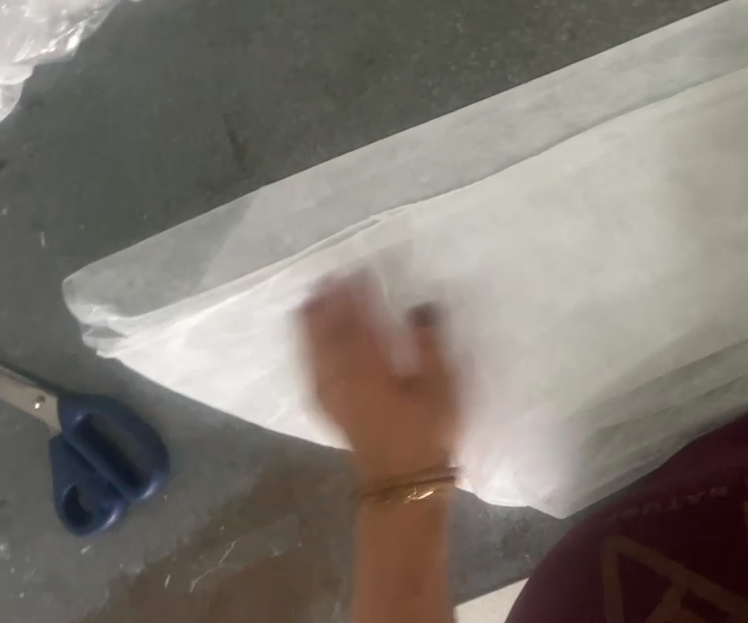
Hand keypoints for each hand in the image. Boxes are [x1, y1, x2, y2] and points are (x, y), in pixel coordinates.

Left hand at [299, 274, 459, 481]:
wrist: (404, 479)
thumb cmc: (428, 427)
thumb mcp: (440, 383)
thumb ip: (428, 343)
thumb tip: (420, 306)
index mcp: (371, 368)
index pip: (359, 321)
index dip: (356, 294)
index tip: (358, 268)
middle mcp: (343, 377)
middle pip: (328, 332)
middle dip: (327, 303)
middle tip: (329, 276)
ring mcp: (331, 393)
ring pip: (313, 349)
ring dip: (312, 321)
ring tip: (312, 298)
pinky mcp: (328, 405)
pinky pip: (310, 366)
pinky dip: (307, 346)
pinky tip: (309, 339)